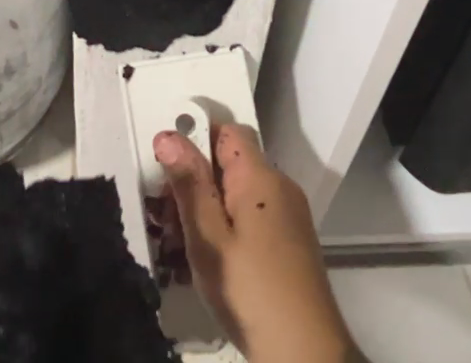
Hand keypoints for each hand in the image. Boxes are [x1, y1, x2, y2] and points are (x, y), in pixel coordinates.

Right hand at [155, 125, 355, 362]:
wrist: (305, 352)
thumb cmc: (249, 289)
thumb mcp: (207, 236)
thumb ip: (189, 183)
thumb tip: (168, 134)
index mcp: (259, 176)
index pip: (227, 130)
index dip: (195, 138)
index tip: (166, 169)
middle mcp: (279, 186)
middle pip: (230, 162)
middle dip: (194, 180)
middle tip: (165, 217)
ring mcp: (288, 215)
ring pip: (238, 192)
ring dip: (206, 208)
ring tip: (179, 243)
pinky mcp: (290, 241)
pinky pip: (251, 216)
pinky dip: (226, 226)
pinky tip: (207, 259)